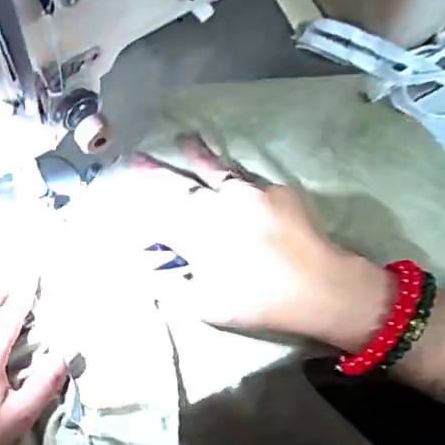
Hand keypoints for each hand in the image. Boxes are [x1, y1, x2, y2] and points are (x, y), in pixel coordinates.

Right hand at [95, 135, 390, 349]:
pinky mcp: (278, 191)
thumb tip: (151, 267)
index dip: (140, 200)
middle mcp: (218, 204)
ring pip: (217, 169)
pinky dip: (238, 180)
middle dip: (155, 171)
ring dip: (198, 155)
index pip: (159, 210)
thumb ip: (175, 283)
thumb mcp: (207, 304)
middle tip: (136, 157)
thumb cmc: (258, 303)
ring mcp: (250, 193)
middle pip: (180, 183)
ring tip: (186, 139)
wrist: (319, 287)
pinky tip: (235, 181)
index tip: (124, 188)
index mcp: (197, 232)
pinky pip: (250, 181)